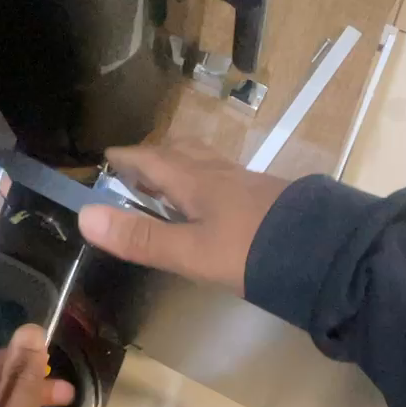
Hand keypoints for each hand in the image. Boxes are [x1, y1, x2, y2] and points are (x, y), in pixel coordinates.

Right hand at [77, 141, 288, 295]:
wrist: (320, 250)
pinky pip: (225, 182)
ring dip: (181, 170)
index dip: (125, 158)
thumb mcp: (190, 252)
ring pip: (205, 166)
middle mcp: (218, 173)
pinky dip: (205, 186)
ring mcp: (245, 184)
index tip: (105, 158)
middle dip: (153, 159)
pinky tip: (213, 207)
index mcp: (194, 180)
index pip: (150, 159)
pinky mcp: (266, 198)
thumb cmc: (250, 250)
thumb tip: (85, 217)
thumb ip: (141, 238)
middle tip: (134, 172)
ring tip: (169, 187)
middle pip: (179, 154)